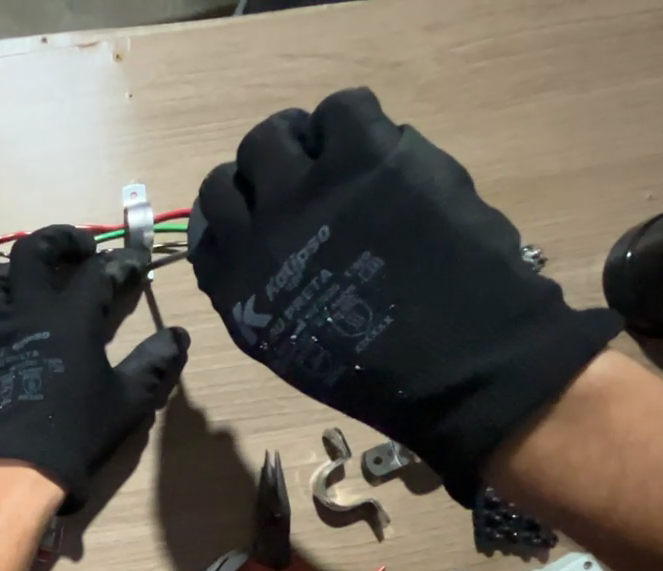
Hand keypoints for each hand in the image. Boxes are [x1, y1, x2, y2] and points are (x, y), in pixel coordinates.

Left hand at [0, 225, 189, 511]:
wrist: (29, 465)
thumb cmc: (83, 430)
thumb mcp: (132, 397)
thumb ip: (155, 362)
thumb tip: (177, 336)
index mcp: (71, 317)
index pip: (98, 272)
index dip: (121, 263)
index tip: (136, 265)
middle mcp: (30, 312)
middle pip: (32, 252)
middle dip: (58, 240)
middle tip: (81, 249)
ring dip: (15, 272)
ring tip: (35, 280)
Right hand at [187, 87, 620, 504]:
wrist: (456, 360)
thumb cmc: (372, 371)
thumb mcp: (281, 345)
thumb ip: (253, 292)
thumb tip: (251, 246)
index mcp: (237, 285)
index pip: (206, 224)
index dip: (233, 213)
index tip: (256, 215)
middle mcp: (257, 232)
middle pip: (234, 170)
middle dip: (262, 175)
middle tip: (300, 183)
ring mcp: (308, 190)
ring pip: (277, 132)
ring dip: (301, 143)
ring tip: (336, 162)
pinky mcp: (364, 157)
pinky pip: (342, 107)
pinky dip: (351, 123)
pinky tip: (373, 150)